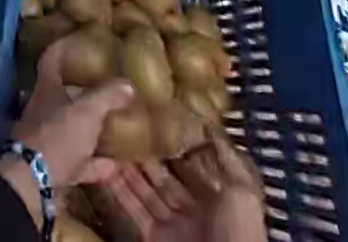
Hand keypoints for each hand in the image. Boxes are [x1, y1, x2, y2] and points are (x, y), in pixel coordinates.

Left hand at [9, 36, 136, 187]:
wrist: (34, 178)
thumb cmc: (58, 134)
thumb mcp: (87, 111)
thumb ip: (106, 96)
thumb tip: (127, 82)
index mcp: (47, 87)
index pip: (51, 58)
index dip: (62, 47)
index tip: (75, 39)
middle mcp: (43, 107)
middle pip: (62, 93)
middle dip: (81, 91)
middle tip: (105, 88)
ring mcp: (46, 136)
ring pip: (70, 127)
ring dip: (89, 128)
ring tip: (112, 125)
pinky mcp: (52, 164)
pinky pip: (77, 160)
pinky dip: (94, 163)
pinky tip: (113, 166)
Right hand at [90, 127, 265, 241]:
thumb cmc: (238, 234)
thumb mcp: (243, 195)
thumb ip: (228, 162)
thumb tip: (212, 126)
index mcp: (215, 202)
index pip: (186, 167)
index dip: (167, 145)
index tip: (147, 118)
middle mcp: (191, 214)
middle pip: (161, 178)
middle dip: (141, 154)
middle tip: (118, 125)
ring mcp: (171, 228)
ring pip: (143, 191)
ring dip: (125, 168)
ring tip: (105, 140)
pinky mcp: (152, 239)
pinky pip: (132, 211)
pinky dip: (118, 191)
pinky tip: (104, 169)